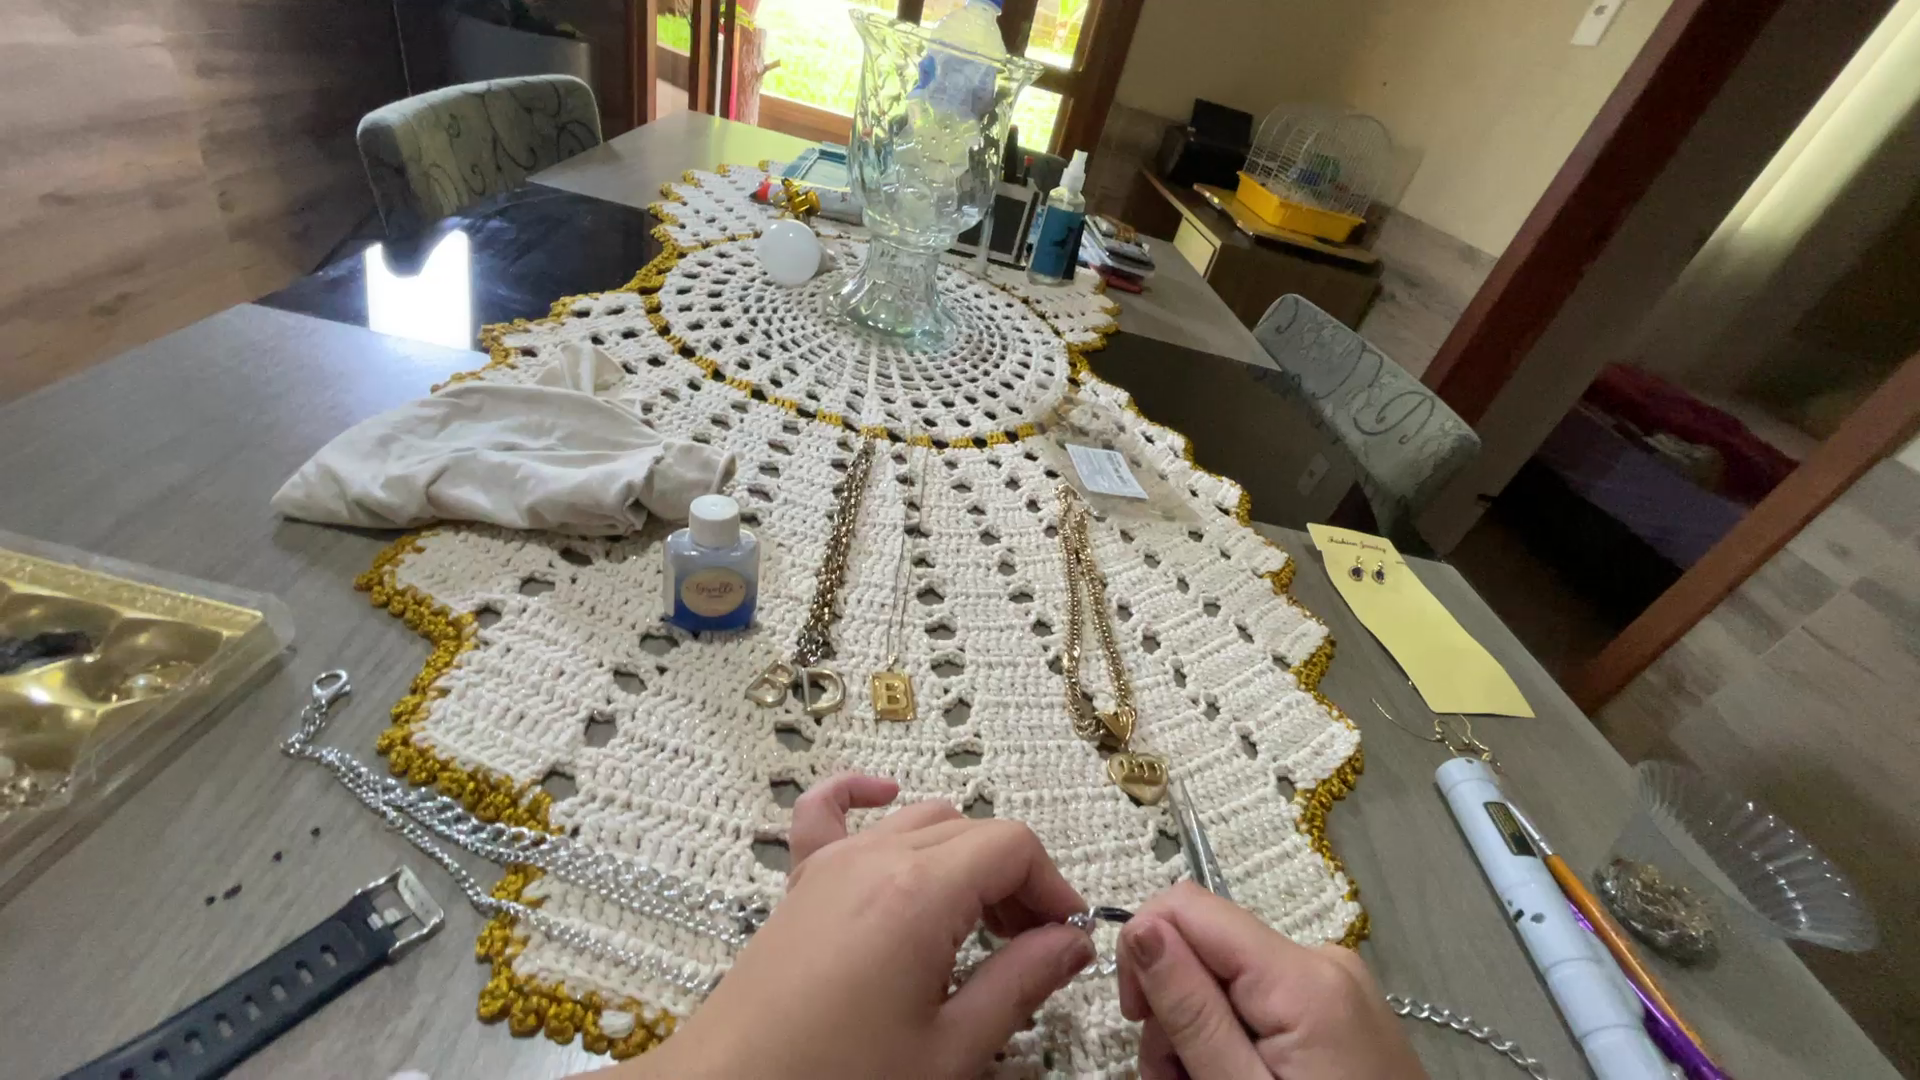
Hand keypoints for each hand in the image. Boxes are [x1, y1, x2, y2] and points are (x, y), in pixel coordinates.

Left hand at [621, 773, 1093, 1078]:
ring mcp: (835, 858)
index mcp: (919, 892)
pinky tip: (884, 795)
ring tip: (980, 917)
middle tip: (1031, 943)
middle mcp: (878, 855)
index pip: (1012, 845)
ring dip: (964, 854)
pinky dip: (861, 791)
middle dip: (1015, 879)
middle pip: (973, 831)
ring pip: (922, 819)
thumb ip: (1019, 983)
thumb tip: (1069, 943)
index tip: (1065, 934)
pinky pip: (828, 806)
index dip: (1052, 884)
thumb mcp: (949, 1051)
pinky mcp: (804, 875)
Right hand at [1118, 882, 1427, 1079]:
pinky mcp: (1341, 1008)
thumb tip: (1139, 926)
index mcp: (1303, 975)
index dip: (1143, 948)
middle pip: (1205, 945)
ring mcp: (1337, 984)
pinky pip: (1260, 997)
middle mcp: (1323, 958)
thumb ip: (1191, 1010)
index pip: (1187, 905)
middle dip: (1172, 1008)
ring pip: (1226, 975)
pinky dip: (1232, 1035)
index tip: (1133, 1020)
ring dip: (1196, 1029)